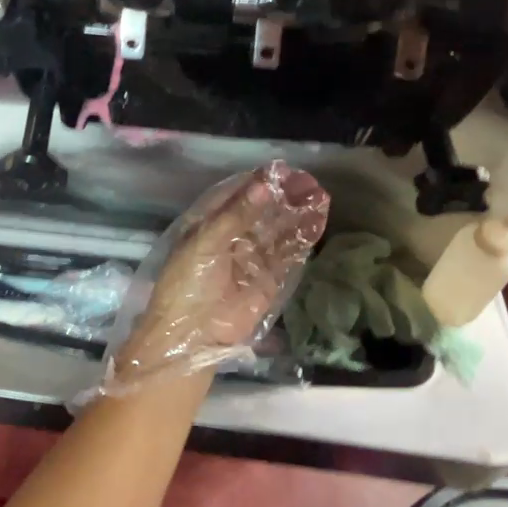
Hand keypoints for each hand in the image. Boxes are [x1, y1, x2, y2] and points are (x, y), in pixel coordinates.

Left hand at [113, 162, 329, 386]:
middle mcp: (231, 236)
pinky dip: (302, 238)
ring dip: (297, 213)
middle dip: (285, 195)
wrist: (190, 336)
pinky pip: (287, 255)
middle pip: (263, 210)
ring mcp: (251, 259)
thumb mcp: (205, 243)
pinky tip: (317, 221)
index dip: (261, 181)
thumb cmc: (187, 283)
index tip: (287, 170)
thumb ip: (236, 214)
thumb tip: (265, 185)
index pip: (238, 193)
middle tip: (311, 183)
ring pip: (278, 230)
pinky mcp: (268, 281)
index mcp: (208, 222)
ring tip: (320, 196)